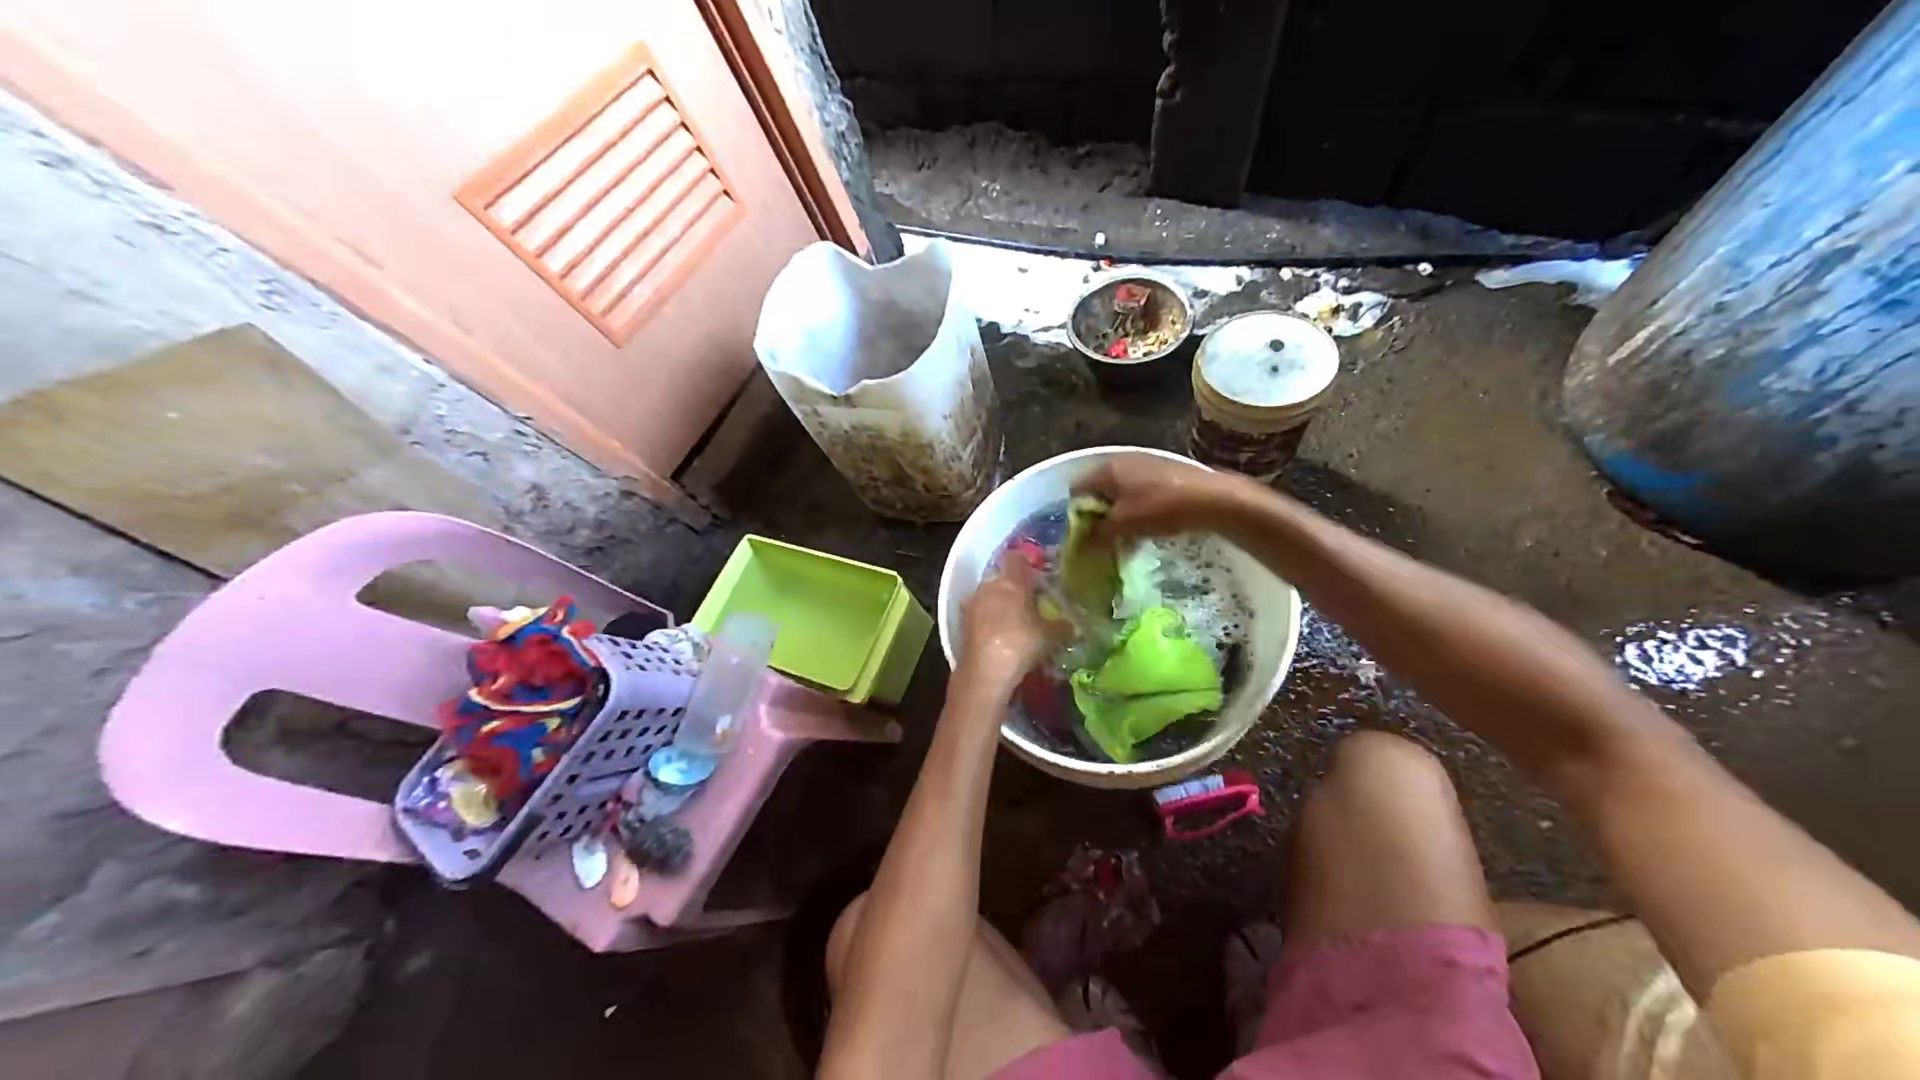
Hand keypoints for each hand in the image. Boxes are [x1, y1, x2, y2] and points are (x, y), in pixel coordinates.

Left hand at [961, 552, 1065, 680]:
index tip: (1036, 576)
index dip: (1026, 564)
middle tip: (1029, 605)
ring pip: (988, 595)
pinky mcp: (962, 622)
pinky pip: (979, 613)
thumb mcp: (1050, 636)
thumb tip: (1072, 625)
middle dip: (1014, 589)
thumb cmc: (1021, 643)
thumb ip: (1063, 626)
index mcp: (1011, 582)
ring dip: (999, 605)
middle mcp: (988, 586)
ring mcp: (972, 603)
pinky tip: (997, 636)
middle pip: (1002, 578)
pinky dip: (987, 620)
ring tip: (1013, 623)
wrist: (985, 671)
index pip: (1017, 558)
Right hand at [1072, 455, 1262, 546]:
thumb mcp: (1123, 525)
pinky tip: (1147, 528)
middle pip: (1097, 491)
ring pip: (1119, 493)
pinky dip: (1136, 510)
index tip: (1084, 537)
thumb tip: (1082, 547)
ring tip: (1126, 538)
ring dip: (1118, 515)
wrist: (1213, 498)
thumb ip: (1097, 535)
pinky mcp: (1163, 472)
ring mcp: (1144, 464)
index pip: (1076, 491)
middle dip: (1098, 516)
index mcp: (1106, 469)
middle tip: (1104, 540)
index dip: (1075, 515)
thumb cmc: (1161, 508)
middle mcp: (1121, 461)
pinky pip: (1138, 493)